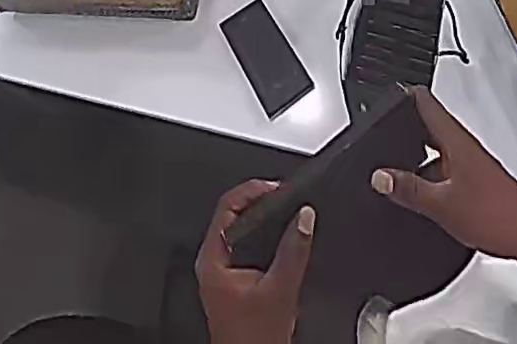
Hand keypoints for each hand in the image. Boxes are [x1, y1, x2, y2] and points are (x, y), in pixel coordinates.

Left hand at [196, 179, 315, 343]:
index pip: (227, 206)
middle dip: (259, 200)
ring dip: (262, 218)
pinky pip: (245, 244)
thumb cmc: (255, 341)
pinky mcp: (233, 280)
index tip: (274, 186)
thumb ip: (293, 251)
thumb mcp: (279, 291)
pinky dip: (262, 235)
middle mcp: (212, 261)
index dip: (251, 190)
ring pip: (240, 229)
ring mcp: (221, 271)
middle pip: (233, 214)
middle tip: (281, 194)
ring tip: (282, 210)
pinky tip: (279, 237)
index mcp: (212, 258)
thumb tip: (304, 218)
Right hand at [370, 87, 516, 266]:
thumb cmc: (500, 214)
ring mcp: (470, 160)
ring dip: (417, 153)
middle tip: (384, 133)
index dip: (402, 93)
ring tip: (398, 169)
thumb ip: (408, 189)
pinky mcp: (476, 178)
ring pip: (435, 146)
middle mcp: (462, 143)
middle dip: (404, 126)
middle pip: (427, 122)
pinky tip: (423, 194)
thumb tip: (381, 177)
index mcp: (454, 138)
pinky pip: (445, 166)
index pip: (424, 99)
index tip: (385, 95)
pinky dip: (430, 174)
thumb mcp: (442, 204)